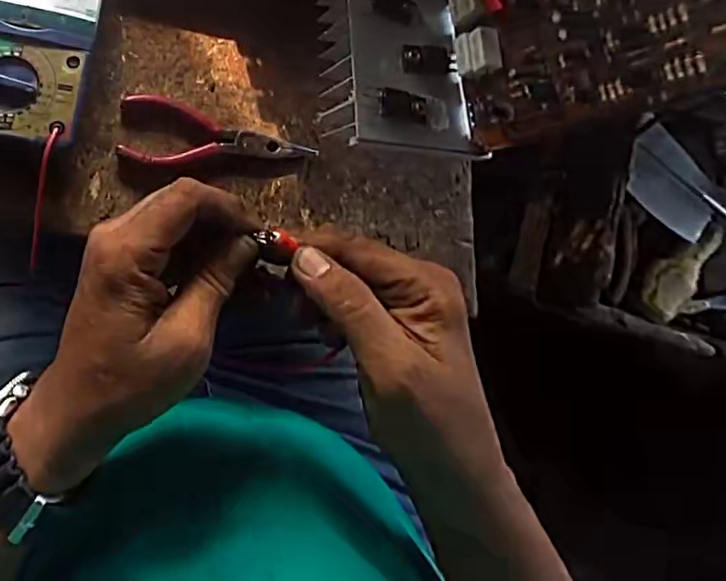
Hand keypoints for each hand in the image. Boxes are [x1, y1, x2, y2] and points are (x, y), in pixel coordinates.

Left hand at [8, 178, 259, 493]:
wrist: (76, 409)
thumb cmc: (129, 385)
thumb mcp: (186, 340)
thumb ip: (216, 281)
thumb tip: (247, 242)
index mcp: (126, 250)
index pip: (186, 196)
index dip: (229, 207)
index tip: (260, 234)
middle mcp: (115, 231)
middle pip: (181, 198)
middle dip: (224, 219)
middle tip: (257, 249)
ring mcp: (113, 240)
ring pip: (175, 212)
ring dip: (212, 233)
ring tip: (245, 264)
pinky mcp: (117, 253)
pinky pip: (163, 232)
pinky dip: (194, 245)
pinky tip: (220, 270)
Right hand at [288, 232, 506, 495]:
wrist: (457, 480)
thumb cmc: (428, 426)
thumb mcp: (386, 364)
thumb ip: (348, 304)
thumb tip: (304, 255)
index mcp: (425, 281)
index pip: (356, 247)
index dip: (310, 246)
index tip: (268, 254)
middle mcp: (419, 278)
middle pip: (351, 258)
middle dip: (314, 273)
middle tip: (288, 305)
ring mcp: (410, 297)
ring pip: (348, 276)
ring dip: (320, 293)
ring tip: (306, 323)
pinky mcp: (397, 317)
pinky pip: (354, 297)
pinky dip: (332, 309)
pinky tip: (326, 332)